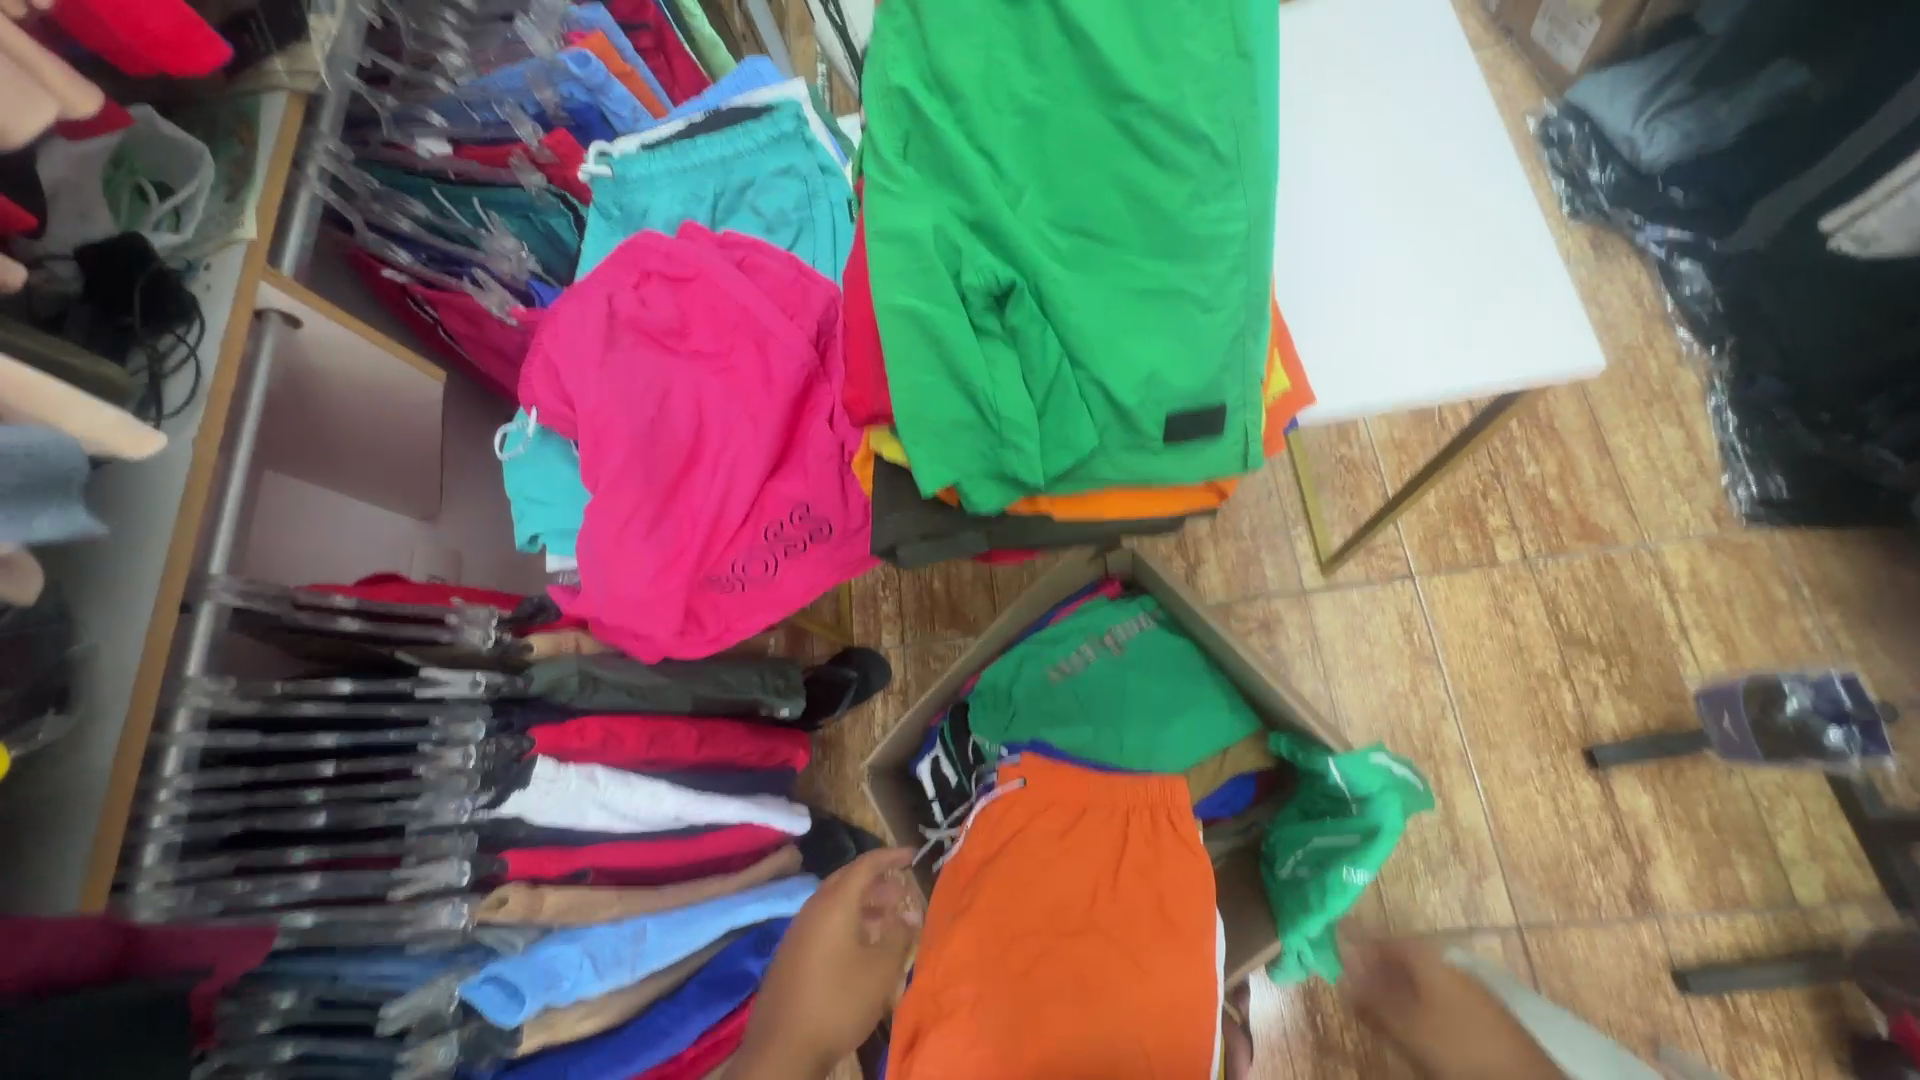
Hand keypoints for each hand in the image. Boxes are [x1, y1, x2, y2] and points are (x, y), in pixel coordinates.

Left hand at [732, 848, 922, 1078]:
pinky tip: (860, 947)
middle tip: (900, 889)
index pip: (865, 865)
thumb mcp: (880, 970)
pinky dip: (846, 922)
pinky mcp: (790, 955)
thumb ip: (898, 935)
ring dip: (862, 904)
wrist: (782, 1050)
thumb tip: (908, 913)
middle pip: (846, 881)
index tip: (911, 855)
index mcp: (834, 903)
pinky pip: (823, 924)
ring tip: (886, 918)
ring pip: (834, 904)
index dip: (889, 857)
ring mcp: (797, 932)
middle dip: (876, 881)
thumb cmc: (838, 1001)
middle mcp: (812, 909)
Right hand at [1342, 940, 1565, 1079]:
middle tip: (1352, 981)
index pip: (1389, 939)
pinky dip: (1418, 1009)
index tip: (1339, 948)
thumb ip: (1372, 999)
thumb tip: (1341, 975)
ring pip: (1423, 984)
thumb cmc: (1458, 1048)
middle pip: (1406, 961)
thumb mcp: (1407, 1026)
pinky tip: (1411, 1028)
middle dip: (1378, 968)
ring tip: (1375, 1008)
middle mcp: (1450, 970)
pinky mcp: (1484, 1022)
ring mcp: (1471, 996)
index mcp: (1431, 961)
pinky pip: (1439, 1003)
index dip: (1363, 942)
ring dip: (1396, 991)